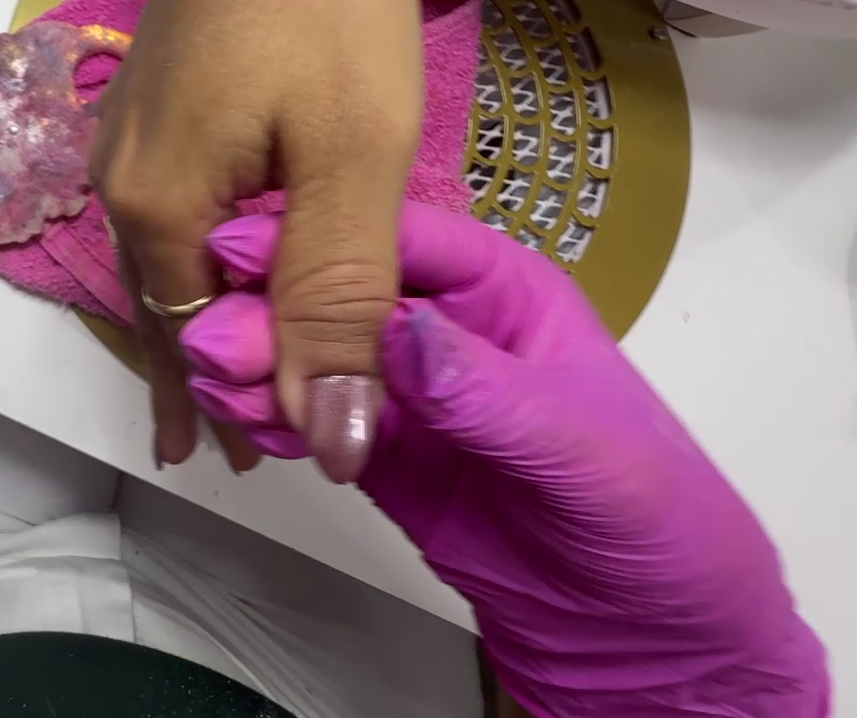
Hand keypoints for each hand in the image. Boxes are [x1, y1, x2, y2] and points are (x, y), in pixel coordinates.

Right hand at [89, 0, 422, 471]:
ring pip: (164, 261)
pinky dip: (202, 263)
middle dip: (209, 376)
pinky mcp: (143, 119)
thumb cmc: (319, 1)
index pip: (188, 339)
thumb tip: (327, 436)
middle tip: (255, 449)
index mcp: (153, 207)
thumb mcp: (352, 155)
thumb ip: (334, 295)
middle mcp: (115, 187)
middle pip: (163, 304)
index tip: (280, 464)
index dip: (237, 403)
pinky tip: (229, 272)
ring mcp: (121, 149)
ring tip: (246, 378)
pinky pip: (167, 216)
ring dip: (209, 320)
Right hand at [182, 206, 830, 715]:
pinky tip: (236, 420)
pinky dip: (250, 407)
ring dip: (243, 362)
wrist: (619, 625)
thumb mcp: (585, 449)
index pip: (384, 235)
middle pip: (314, 286)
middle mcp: (411, 310)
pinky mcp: (338, 420)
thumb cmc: (645, 517)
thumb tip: (399, 328)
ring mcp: (368, 368)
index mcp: (480, 281)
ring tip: (220, 395)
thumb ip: (487, 389)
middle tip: (213, 347)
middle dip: (260, 313)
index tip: (232, 248)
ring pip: (284, 342)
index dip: (309, 235)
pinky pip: (281, 401)